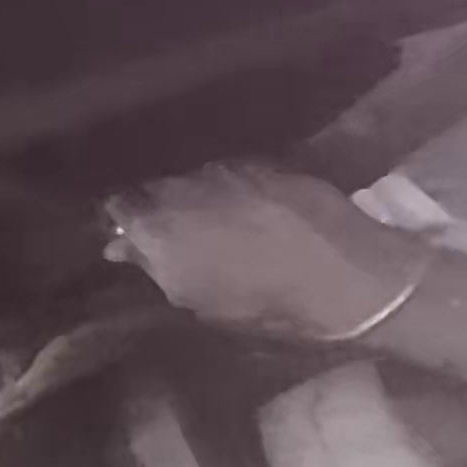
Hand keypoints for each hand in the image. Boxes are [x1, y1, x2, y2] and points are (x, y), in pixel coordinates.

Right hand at [104, 163, 429, 339]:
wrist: (351, 277)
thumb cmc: (261, 302)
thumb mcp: (193, 297)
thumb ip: (149, 266)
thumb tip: (117, 245)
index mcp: (159, 224)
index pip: (116, 206)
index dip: (117, 218)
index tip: (125, 234)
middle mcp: (183, 188)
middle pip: (150, 188)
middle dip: (152, 206)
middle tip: (166, 230)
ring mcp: (224, 171)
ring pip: (187, 179)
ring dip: (189, 197)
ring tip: (207, 220)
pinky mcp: (261, 164)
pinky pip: (225, 174)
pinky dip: (222, 189)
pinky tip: (241, 211)